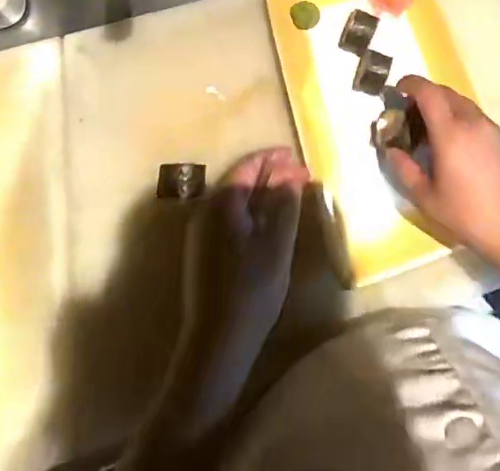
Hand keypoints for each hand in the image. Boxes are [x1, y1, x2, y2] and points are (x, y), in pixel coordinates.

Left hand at [178, 147, 309, 368]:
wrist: (216, 342)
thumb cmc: (252, 287)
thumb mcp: (278, 242)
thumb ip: (285, 202)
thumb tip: (291, 174)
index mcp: (222, 201)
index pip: (248, 165)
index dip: (274, 158)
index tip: (297, 157)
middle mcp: (206, 210)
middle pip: (239, 179)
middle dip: (269, 174)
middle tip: (298, 176)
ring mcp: (201, 232)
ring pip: (234, 199)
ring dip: (261, 193)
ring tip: (288, 196)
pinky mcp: (203, 252)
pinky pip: (229, 217)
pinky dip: (251, 211)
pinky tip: (268, 222)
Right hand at [381, 76, 499, 263]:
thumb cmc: (467, 214)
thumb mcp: (426, 198)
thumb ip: (404, 169)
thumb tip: (391, 150)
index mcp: (451, 132)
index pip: (428, 92)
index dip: (410, 84)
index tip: (397, 90)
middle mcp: (472, 122)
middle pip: (445, 92)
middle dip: (424, 94)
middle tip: (410, 113)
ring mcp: (490, 127)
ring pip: (462, 102)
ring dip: (443, 104)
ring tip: (431, 128)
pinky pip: (475, 115)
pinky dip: (459, 116)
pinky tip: (455, 142)